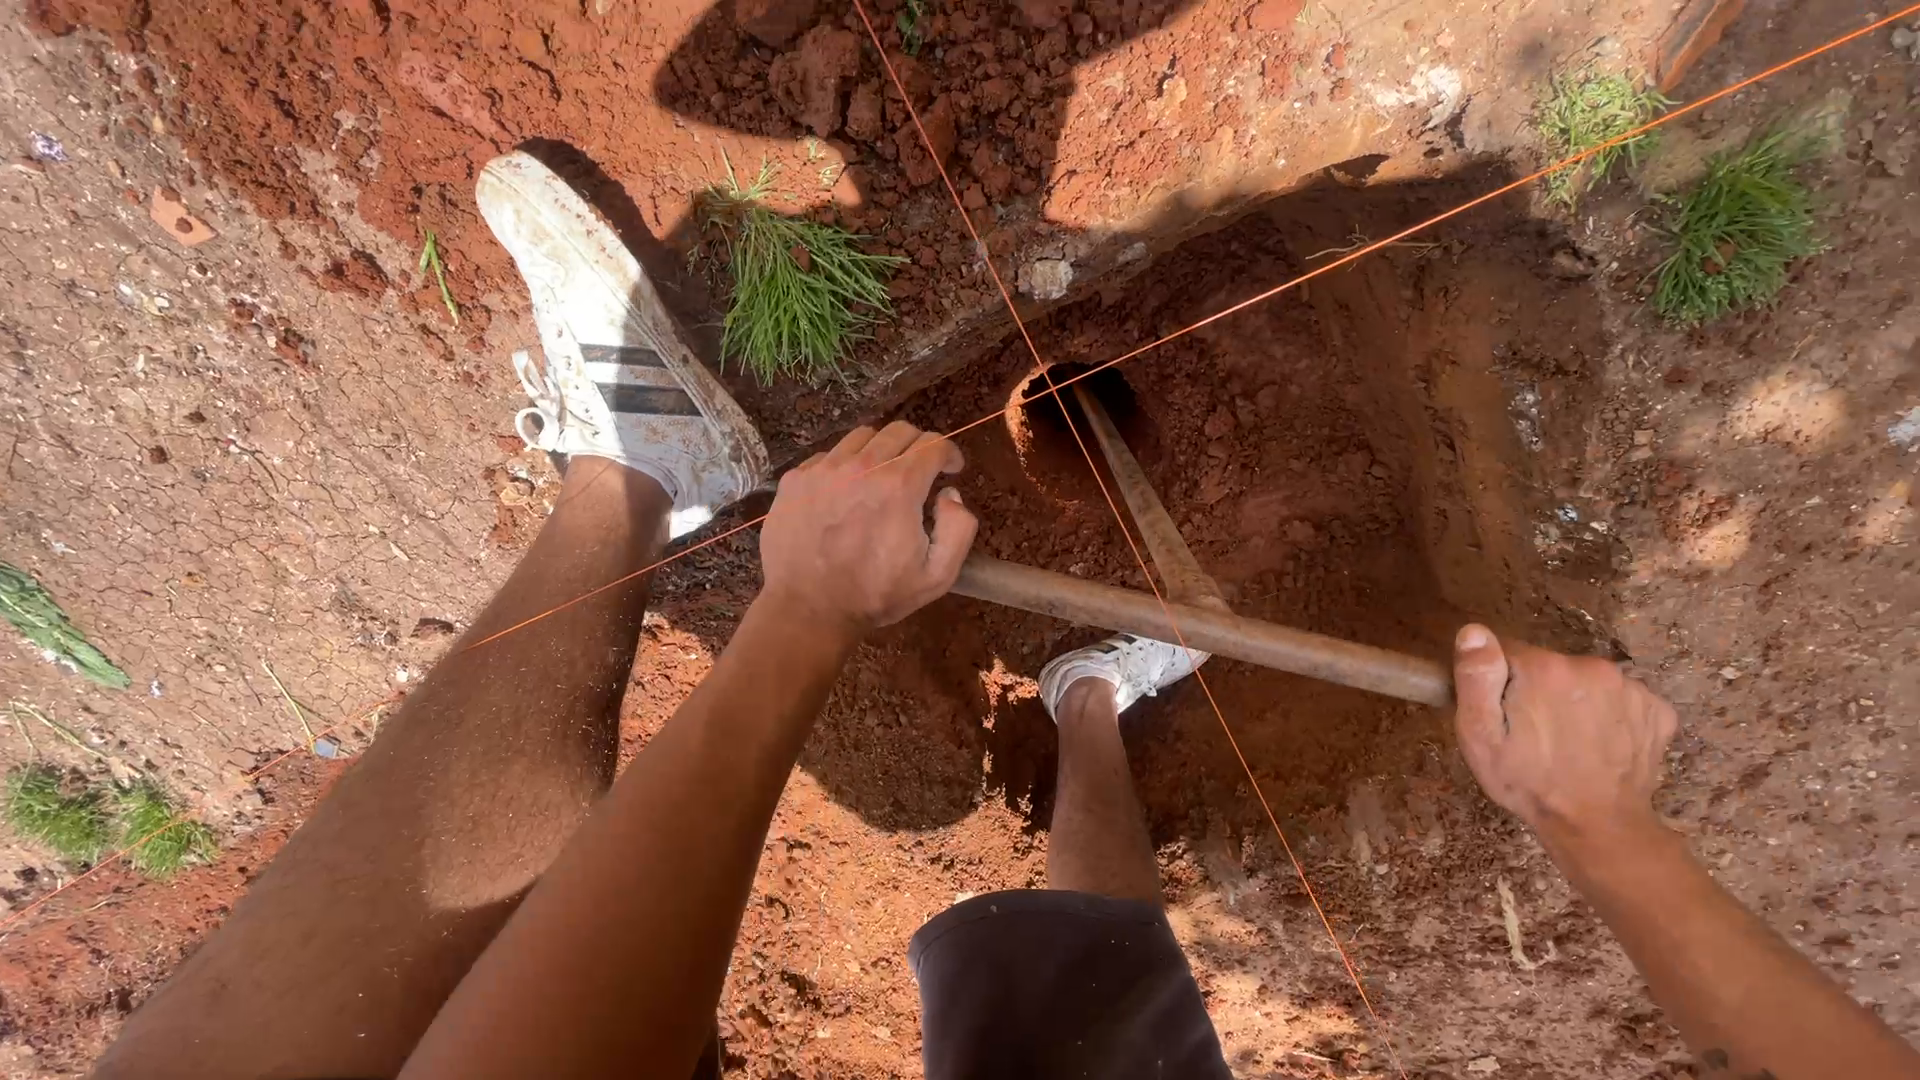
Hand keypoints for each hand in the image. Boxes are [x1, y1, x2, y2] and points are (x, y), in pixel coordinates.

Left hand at [758, 421, 977, 639]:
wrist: (808, 610)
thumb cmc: (875, 596)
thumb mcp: (936, 577)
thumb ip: (959, 530)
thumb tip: (950, 495)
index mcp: (899, 486)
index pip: (932, 445)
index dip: (949, 453)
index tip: (951, 468)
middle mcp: (860, 467)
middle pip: (899, 432)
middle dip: (919, 446)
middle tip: (921, 470)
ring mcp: (823, 470)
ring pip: (863, 437)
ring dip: (882, 450)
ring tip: (882, 478)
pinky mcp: (796, 479)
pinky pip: (829, 456)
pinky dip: (846, 466)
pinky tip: (846, 493)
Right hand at [1452, 625, 1677, 849]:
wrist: (1598, 827)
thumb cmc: (1525, 781)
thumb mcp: (1479, 734)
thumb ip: (1476, 678)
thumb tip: (1475, 632)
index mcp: (1545, 668)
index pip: (1506, 651)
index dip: (1496, 680)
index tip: (1500, 713)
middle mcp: (1593, 667)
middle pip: (1548, 664)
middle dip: (1536, 688)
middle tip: (1530, 731)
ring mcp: (1633, 689)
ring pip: (1584, 680)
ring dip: (1573, 700)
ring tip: (1566, 740)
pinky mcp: (1660, 711)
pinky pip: (1620, 698)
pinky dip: (1609, 714)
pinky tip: (1599, 743)